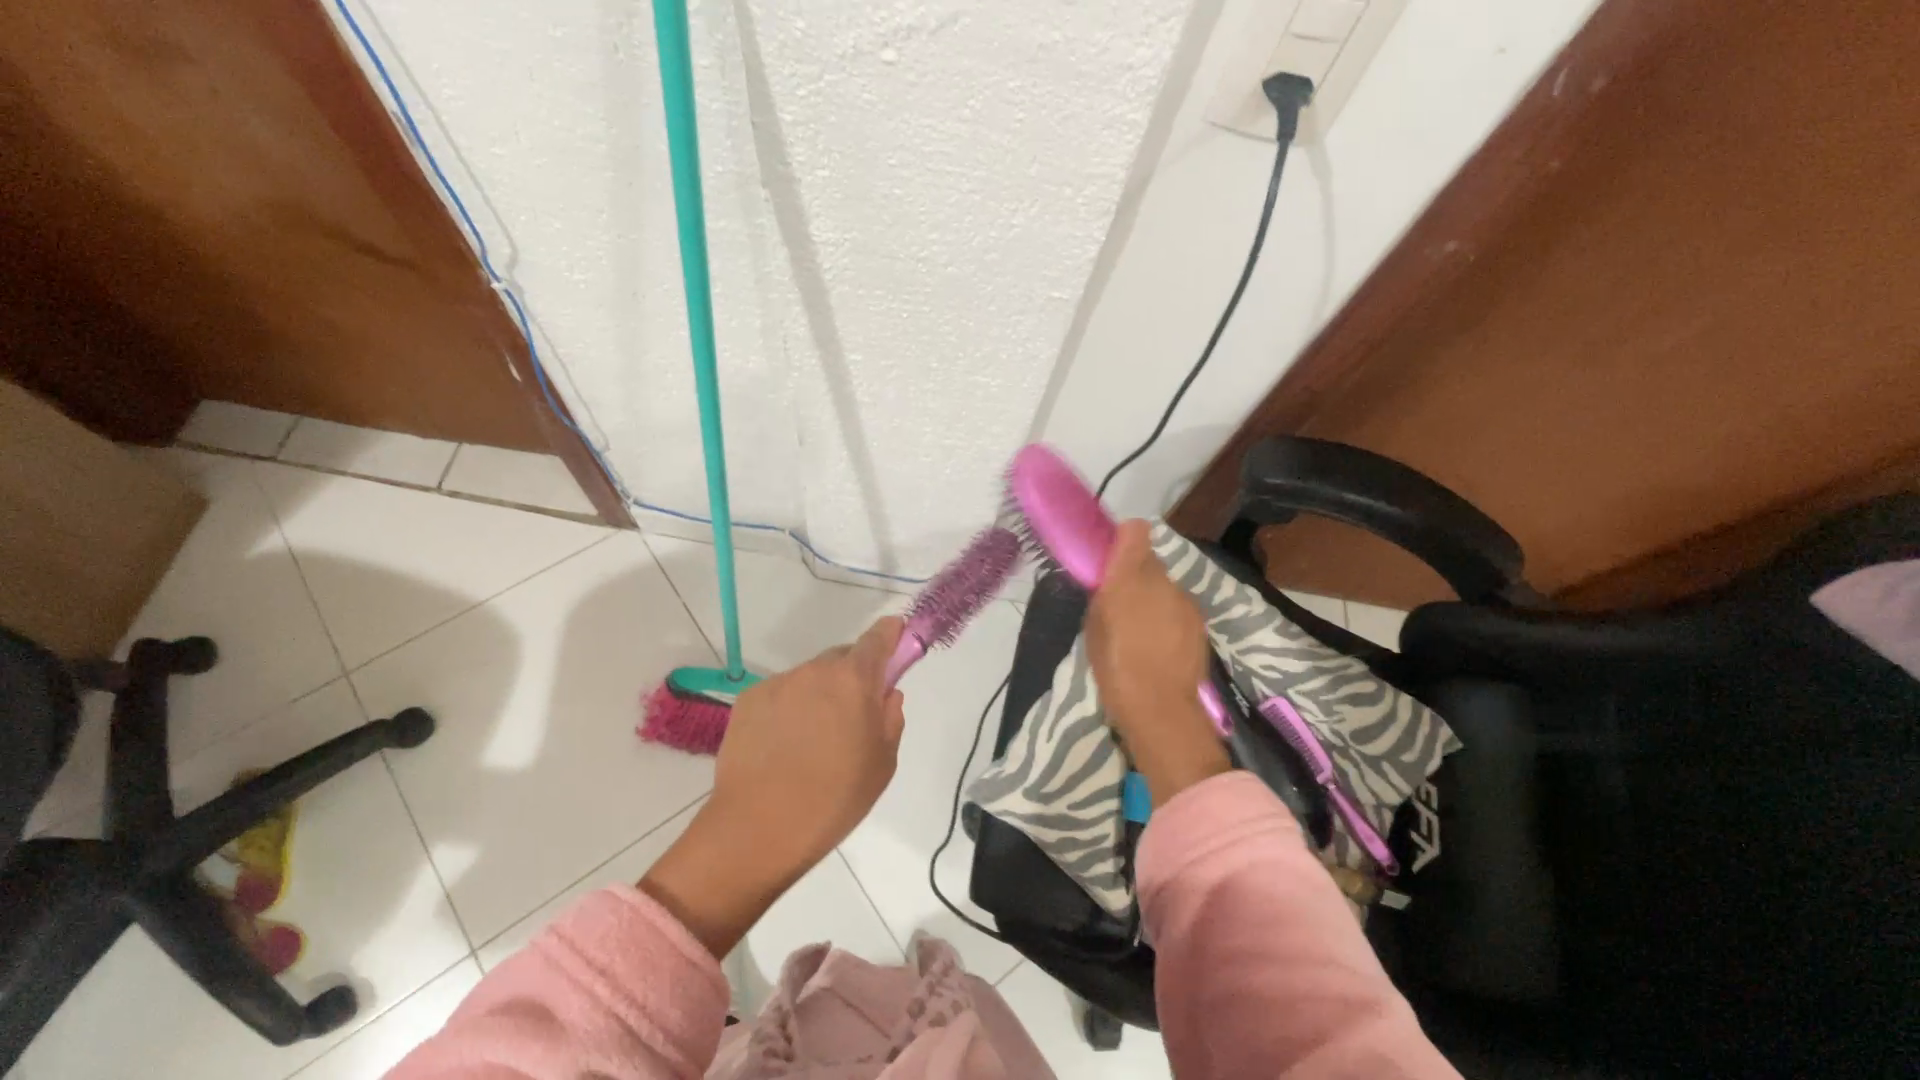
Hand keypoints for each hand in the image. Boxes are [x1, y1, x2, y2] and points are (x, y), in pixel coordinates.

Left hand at [640, 617, 906, 956]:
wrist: (758, 827)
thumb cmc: (834, 798)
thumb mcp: (882, 763)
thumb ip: (890, 719)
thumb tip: (885, 695)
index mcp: (854, 680)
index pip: (878, 638)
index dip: (891, 636)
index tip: (896, 640)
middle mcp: (814, 671)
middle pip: (841, 659)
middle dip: (852, 677)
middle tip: (853, 717)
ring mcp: (777, 684)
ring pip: (809, 679)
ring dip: (818, 696)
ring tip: (813, 743)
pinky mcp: (747, 701)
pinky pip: (780, 695)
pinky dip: (788, 711)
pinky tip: (784, 748)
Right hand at [1085, 520, 1229, 805]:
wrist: (1159, 708)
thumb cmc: (1115, 667)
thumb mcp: (1095, 627)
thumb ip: (1104, 595)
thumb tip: (1110, 580)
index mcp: (1129, 578)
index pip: (1135, 532)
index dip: (1126, 539)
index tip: (1113, 557)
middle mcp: (1162, 581)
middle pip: (1150, 562)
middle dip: (1137, 575)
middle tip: (1122, 603)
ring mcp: (1185, 601)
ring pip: (1166, 587)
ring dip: (1155, 598)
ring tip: (1142, 630)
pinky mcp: (1200, 622)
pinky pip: (1179, 609)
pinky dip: (1170, 618)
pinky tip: (1161, 645)